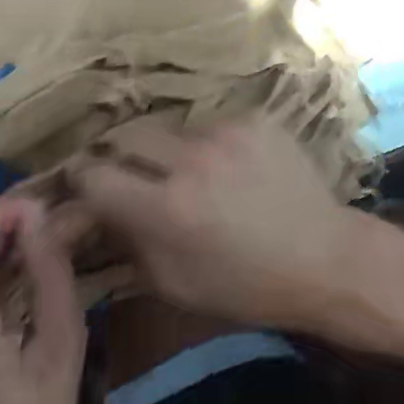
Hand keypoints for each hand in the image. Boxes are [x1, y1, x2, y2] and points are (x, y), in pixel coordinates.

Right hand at [69, 118, 369, 330]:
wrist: (323, 255)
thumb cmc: (246, 284)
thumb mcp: (176, 283)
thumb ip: (130, 243)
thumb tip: (97, 213)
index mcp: (167, 207)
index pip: (97, 175)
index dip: (81, 178)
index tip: (82, 181)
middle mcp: (192, 159)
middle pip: (129, 134)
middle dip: (117, 151)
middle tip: (125, 168)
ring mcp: (228, 132)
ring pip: (175, 129)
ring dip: (170, 149)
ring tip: (189, 173)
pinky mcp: (256, 119)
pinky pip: (215, 125)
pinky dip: (211, 145)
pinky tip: (230, 167)